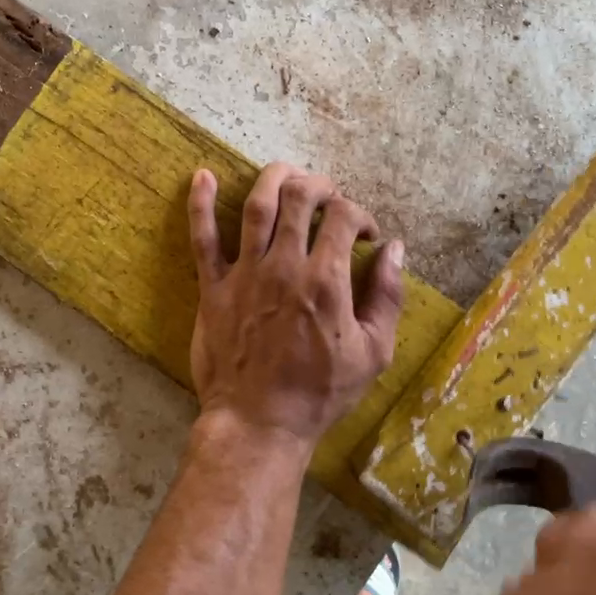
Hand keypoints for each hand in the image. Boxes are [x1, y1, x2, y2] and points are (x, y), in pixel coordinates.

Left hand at [186, 162, 405, 449]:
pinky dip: (201, 205)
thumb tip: (395, 249)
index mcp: (325, 281)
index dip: (359, 213)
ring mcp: (244, 273)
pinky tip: (203, 177)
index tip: (364, 232)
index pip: (343, 217)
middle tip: (327, 195)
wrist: (259, 422)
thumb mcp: (372, 352)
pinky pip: (202, 238)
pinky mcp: (212, 286)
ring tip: (286, 172)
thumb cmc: (320, 392)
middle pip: (299, 197)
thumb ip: (386, 296)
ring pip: (256, 206)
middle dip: (319, 184)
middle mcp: (284, 266)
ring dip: (273, 178)